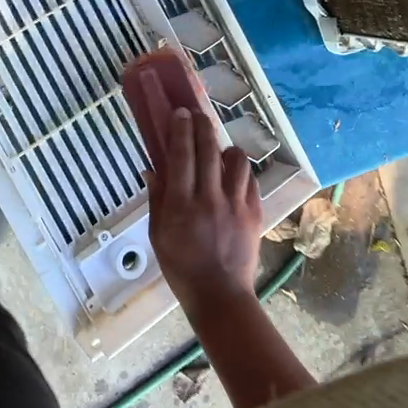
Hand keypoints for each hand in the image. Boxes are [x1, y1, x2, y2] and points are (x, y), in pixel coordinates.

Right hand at [122, 49, 262, 312]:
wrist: (220, 295)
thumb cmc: (180, 267)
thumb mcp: (157, 234)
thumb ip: (157, 199)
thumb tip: (153, 169)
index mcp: (181, 205)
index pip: (181, 155)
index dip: (181, 130)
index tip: (180, 113)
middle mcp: (209, 199)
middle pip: (209, 150)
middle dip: (202, 126)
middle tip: (197, 114)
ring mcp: (236, 205)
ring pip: (237, 162)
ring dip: (226, 149)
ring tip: (219, 150)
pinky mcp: (255, 214)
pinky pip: (250, 181)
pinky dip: (240, 172)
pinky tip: (233, 174)